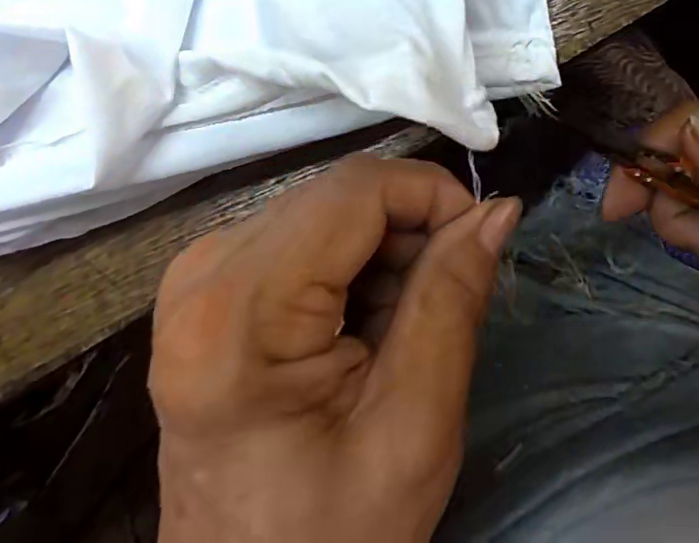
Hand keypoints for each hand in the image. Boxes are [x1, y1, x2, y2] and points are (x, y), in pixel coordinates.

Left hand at [151, 155, 521, 542]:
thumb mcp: (415, 422)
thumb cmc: (335, 532)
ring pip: (327, 206)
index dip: (431, 195)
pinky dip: (353, 260)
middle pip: (339, 194)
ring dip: (384, 246)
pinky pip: (303, 231)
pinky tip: (363, 320)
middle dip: (409, 226)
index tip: (476, 244)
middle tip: (442, 296)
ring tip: (401, 322)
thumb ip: (453, 296)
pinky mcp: (208, 284)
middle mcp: (204, 272)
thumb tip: (499, 207)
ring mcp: (198, 275)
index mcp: (240, 312)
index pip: (355, 190)